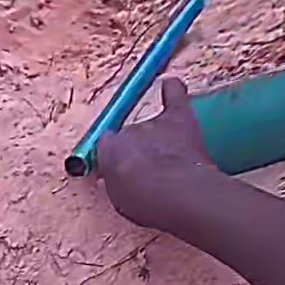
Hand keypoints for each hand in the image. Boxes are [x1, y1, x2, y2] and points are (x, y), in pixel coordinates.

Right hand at [94, 78, 221, 233]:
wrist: (177, 192)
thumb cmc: (145, 202)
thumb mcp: (119, 198)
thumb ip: (114, 180)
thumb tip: (115, 173)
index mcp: (108, 151)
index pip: (106, 148)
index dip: (114, 159)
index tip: (120, 170)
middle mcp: (128, 130)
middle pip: (129, 136)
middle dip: (136, 151)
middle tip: (147, 171)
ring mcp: (153, 123)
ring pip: (151, 126)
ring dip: (155, 138)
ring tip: (165, 157)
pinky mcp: (178, 117)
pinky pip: (174, 94)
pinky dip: (171, 89)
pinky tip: (168, 83)